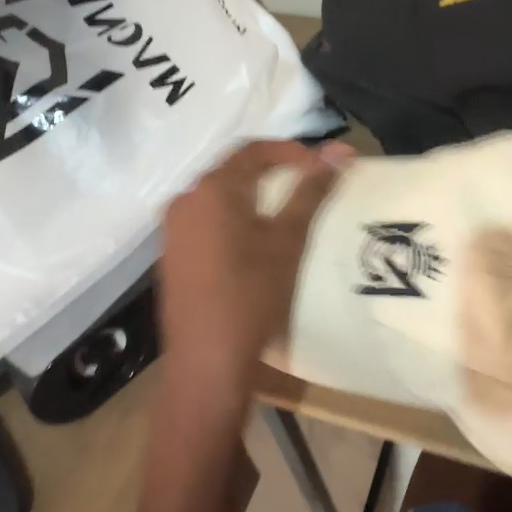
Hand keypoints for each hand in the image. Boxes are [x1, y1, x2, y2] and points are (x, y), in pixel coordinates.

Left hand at [158, 140, 338, 395]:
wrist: (207, 362)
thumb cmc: (252, 295)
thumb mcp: (288, 240)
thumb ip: (311, 191)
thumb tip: (340, 151)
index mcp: (210, 190)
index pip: (253, 149)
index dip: (292, 151)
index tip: (323, 167)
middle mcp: (184, 201)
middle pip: (233, 171)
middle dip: (273, 172)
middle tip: (309, 187)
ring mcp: (172, 231)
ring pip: (218, 199)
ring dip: (253, 198)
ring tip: (287, 214)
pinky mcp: (172, 257)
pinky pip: (206, 223)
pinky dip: (234, 221)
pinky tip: (256, 244)